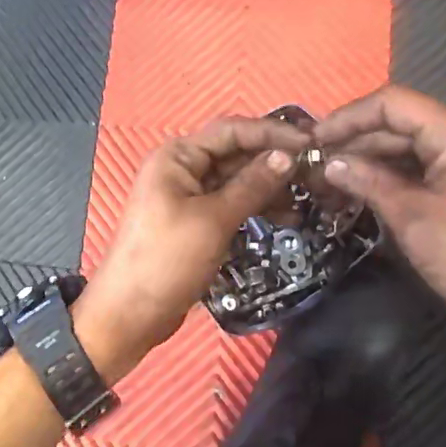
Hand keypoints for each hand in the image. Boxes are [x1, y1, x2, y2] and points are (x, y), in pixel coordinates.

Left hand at [73, 117, 309, 378]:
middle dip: (273, 159)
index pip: (231, 131)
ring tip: (308, 196)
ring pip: (236, 179)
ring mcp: (188, 195)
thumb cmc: (167, 260)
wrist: (129, 315)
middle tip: (315, 169)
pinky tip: (287, 216)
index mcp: (178, 157)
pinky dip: (256, 206)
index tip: (310, 142)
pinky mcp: (197, 220)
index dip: (271, 133)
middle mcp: (182, 168)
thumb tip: (287, 157)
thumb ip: (252, 185)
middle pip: (235, 153)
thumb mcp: (214, 220)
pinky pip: (231, 202)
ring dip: (269, 186)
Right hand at [312, 86, 445, 334]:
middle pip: (401, 122)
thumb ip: (370, 182)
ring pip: (414, 143)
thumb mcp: (414, 219)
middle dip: (357, 141)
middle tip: (316, 165)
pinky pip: (431, 161)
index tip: (313, 140)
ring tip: (335, 179)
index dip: (347, 117)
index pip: (391, 104)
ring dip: (376, 158)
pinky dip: (399, 172)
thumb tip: (331, 163)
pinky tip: (370, 187)